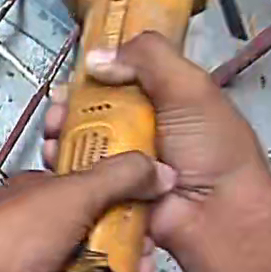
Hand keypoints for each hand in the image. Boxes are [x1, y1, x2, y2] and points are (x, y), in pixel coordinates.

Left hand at [0, 152, 176, 271]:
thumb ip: (121, 178)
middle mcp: (47, 217)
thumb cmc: (16, 235)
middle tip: (151, 236)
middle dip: (130, 227)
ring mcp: (47, 252)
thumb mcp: (74, 193)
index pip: (95, 176)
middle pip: (101, 217)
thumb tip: (161, 170)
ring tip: (143, 264)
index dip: (126, 182)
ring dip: (122, 258)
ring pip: (96, 252)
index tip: (155, 191)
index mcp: (46, 186)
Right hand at [42, 33, 270, 271]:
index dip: (89, 80)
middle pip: (87, 117)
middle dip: (65, 112)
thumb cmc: (214, 151)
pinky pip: (80, 183)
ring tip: (54, 139)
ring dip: (60, 141)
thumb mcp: (189, 87)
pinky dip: (65, 173)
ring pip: (78, 149)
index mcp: (158, 104)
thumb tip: (98, 57)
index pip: (115, 84)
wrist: (216, 214)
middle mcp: (136, 134)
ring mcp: (120, 168)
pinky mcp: (108, 197)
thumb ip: (149, 58)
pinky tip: (58, 165)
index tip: (71, 81)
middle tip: (56, 113)